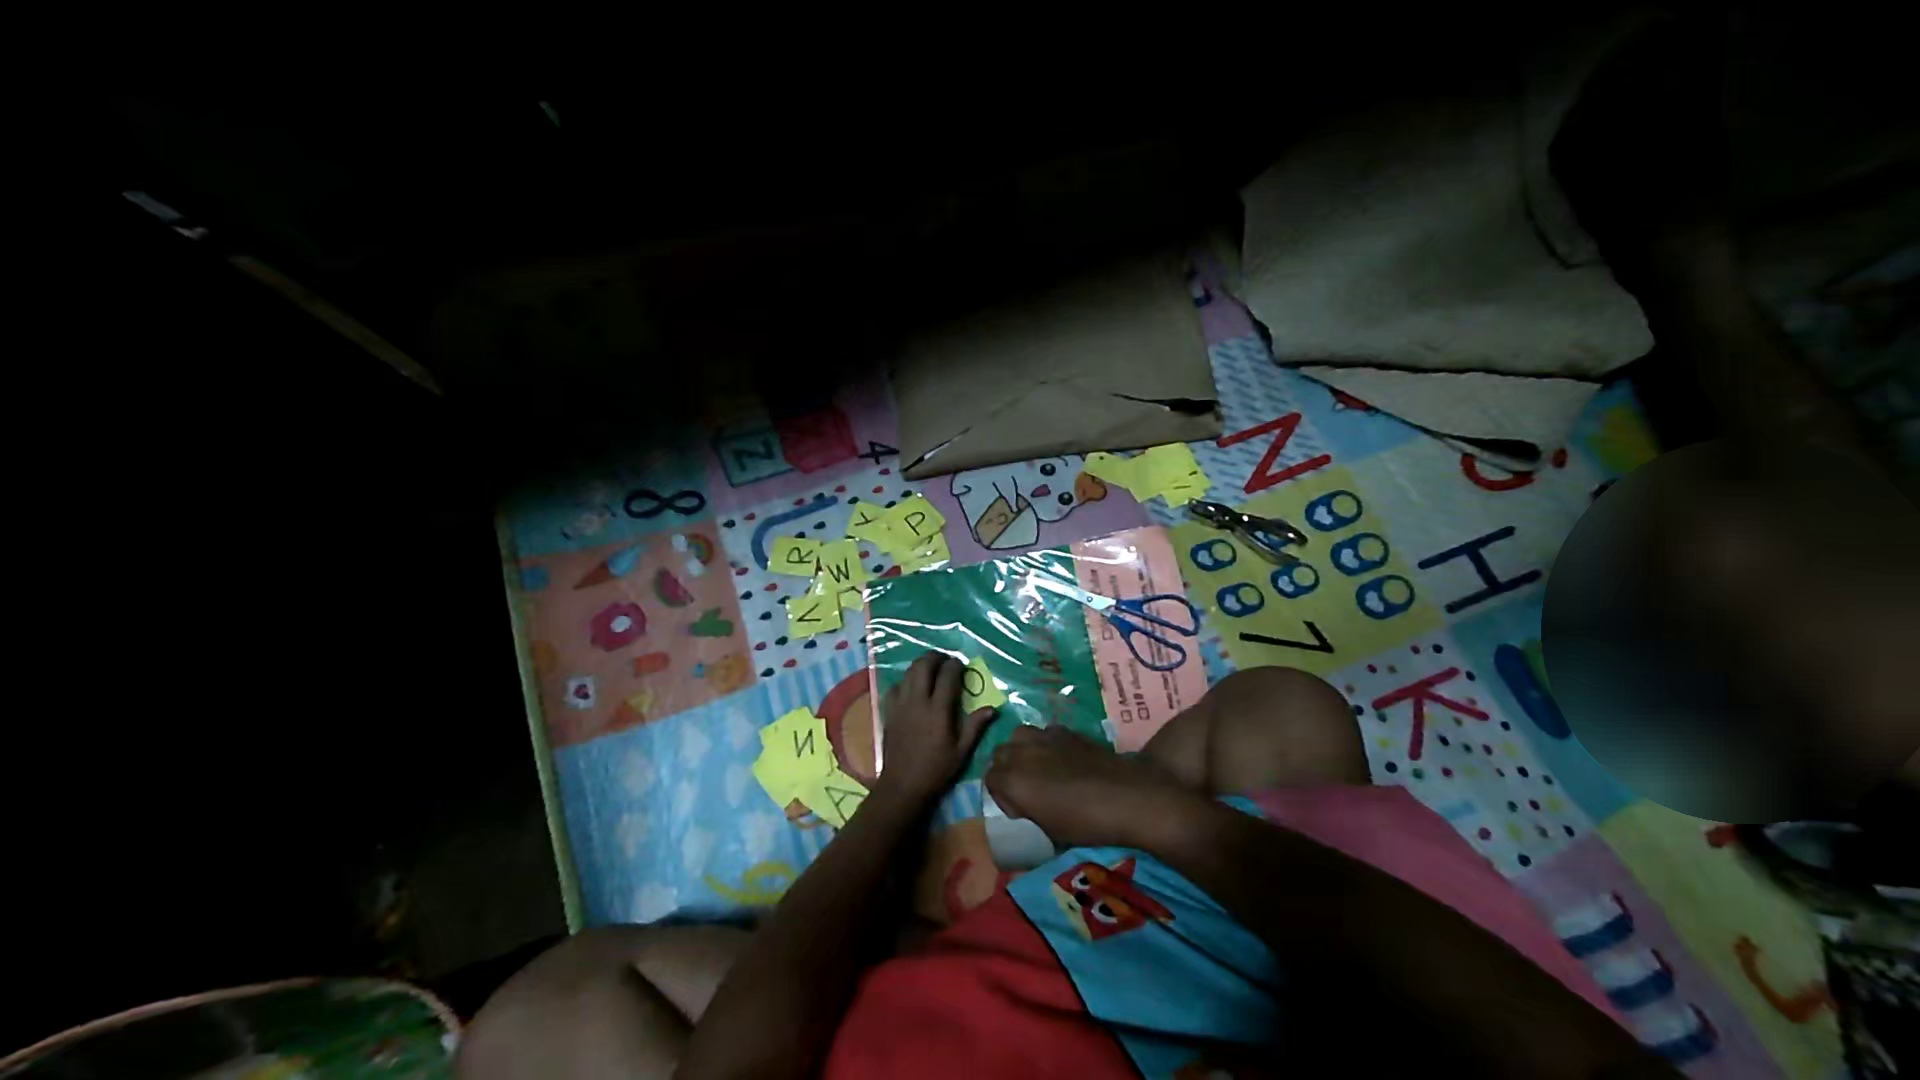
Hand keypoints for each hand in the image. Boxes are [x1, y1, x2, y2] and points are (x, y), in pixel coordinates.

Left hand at [877, 652, 995, 805]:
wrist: (902, 784)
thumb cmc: (936, 769)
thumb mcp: (961, 751)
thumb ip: (975, 726)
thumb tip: (992, 708)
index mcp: (938, 710)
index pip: (947, 676)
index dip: (956, 665)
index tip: (962, 665)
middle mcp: (917, 701)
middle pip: (923, 665)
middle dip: (936, 657)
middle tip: (946, 660)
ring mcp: (900, 704)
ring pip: (908, 672)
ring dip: (921, 664)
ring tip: (931, 668)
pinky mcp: (888, 710)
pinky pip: (895, 685)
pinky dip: (906, 680)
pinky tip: (913, 686)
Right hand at [985, 725, 1200, 849]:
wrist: (1128, 798)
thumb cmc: (1086, 824)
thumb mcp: (1049, 831)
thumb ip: (1027, 813)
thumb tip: (1025, 810)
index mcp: (1012, 779)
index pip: (989, 779)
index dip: (1003, 796)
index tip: (1021, 811)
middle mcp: (1022, 751)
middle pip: (1000, 754)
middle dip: (1008, 770)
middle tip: (1028, 790)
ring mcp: (1045, 736)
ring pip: (1020, 737)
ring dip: (1024, 752)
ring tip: (1043, 770)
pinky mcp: (1067, 730)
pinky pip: (1045, 734)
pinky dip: (1047, 745)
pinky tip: (1066, 761)